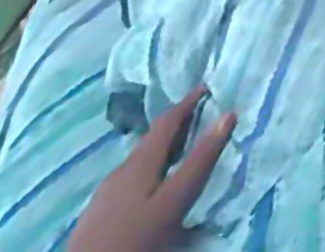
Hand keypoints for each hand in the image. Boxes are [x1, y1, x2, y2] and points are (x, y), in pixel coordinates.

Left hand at [66, 86, 237, 251]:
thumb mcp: (174, 202)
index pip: (167, 122)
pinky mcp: (97, 217)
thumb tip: (228, 116)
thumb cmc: (133, 242)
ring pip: (140, 161)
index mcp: (140, 163)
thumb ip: (200, 161)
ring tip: (182, 153)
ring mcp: (105, 195)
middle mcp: (121, 171)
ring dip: (162, 149)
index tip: (206, 88)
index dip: (187, 103)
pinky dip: (150, 171)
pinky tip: (154, 191)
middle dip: (175, 125)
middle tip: (200, 118)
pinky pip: (130, 180)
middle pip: (151, 140)